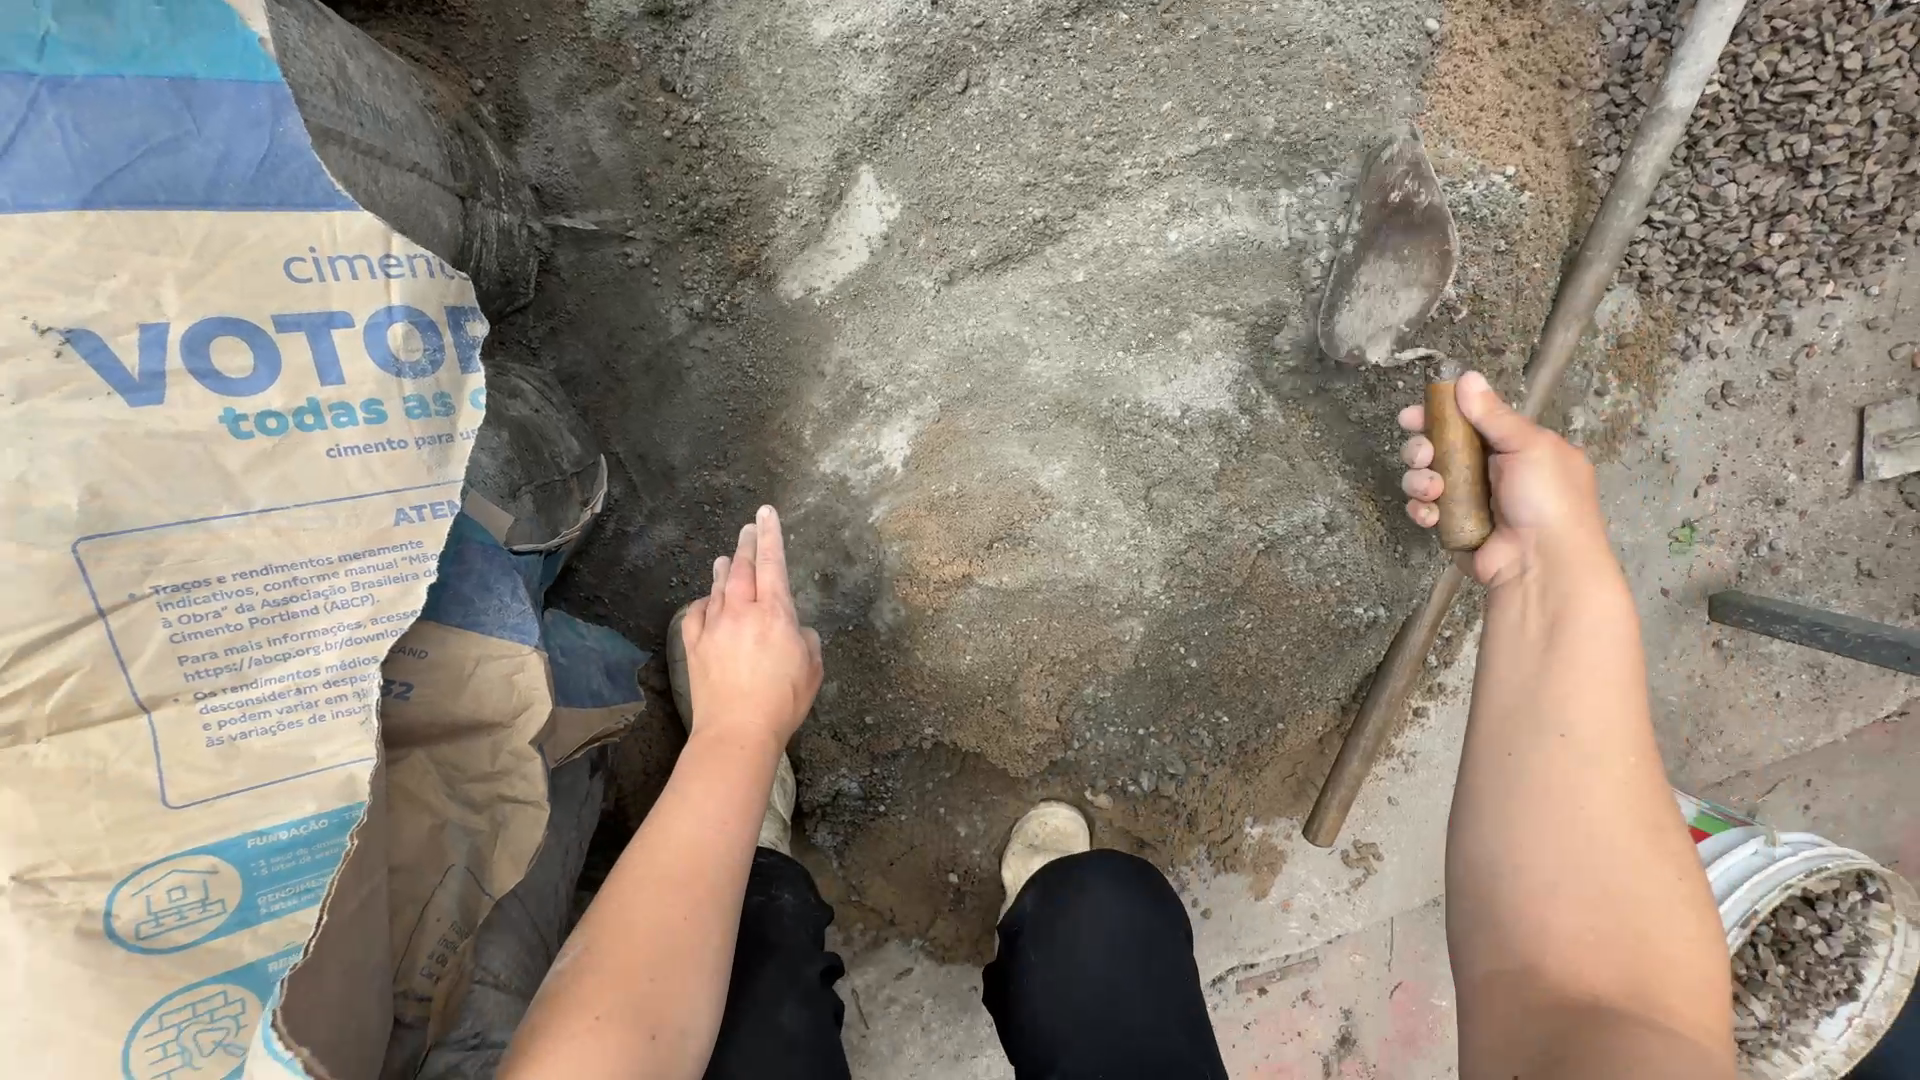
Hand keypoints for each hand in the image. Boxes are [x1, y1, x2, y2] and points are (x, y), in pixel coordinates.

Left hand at [680, 506, 822, 751]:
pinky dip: (705, 601)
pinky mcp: (695, 645)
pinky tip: (708, 601)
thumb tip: (794, 629)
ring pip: (718, 586)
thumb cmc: (782, 700)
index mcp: (775, 613)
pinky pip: (697, 613)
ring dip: (724, 568)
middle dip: (747, 543)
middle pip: (742, 567)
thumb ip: (806, 639)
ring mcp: (714, 626)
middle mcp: (742, 611)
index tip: (767, 513)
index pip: (772, 562)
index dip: (771, 535)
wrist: (736, 730)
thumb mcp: (813, 667)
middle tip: (749, 526)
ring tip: (726, 557)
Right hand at [1397, 372, 1612, 589]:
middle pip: (1436, 448)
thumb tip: (1466, 377)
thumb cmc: (1548, 500)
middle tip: (1423, 455)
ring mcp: (1467, 499)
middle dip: (1421, 449)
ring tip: (1433, 490)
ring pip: (1424, 478)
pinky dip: (1422, 509)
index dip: (1436, 416)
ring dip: (1420, 480)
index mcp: (1513, 446)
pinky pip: (1424, 509)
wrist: (1542, 562)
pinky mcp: (1451, 525)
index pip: (1466, 421)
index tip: (1411, 416)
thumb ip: (1492, 414)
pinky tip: (1432, 515)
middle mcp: (1487, 470)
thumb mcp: (1529, 446)